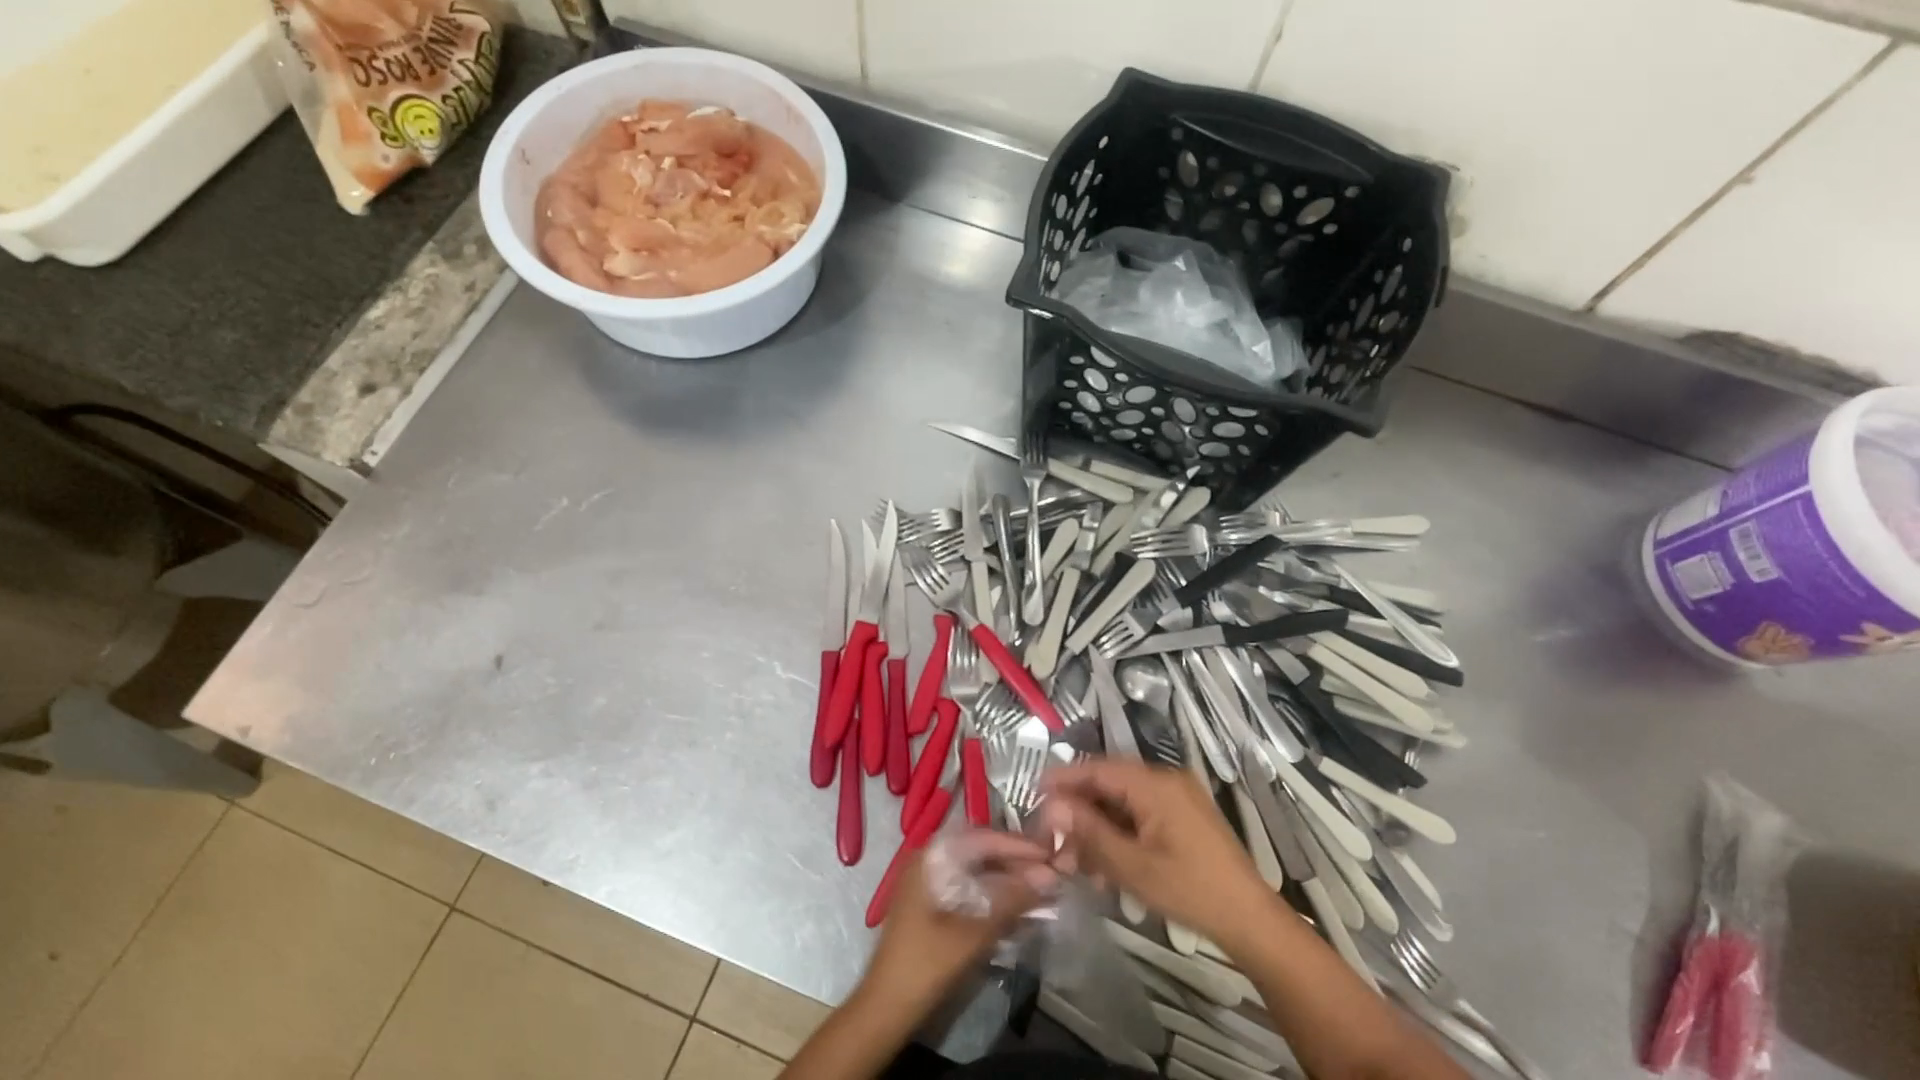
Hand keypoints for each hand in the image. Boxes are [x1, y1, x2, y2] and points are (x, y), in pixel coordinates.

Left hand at [861, 830, 1057, 1003]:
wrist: (886, 1008)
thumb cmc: (926, 964)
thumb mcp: (975, 932)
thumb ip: (1012, 900)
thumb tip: (1051, 876)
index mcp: (931, 859)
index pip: (982, 838)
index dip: (1018, 845)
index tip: (1051, 854)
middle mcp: (929, 863)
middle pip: (980, 853)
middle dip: (1016, 864)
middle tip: (1052, 875)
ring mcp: (929, 887)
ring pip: (977, 874)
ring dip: (1008, 883)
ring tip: (1043, 893)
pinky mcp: (933, 909)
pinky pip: (970, 892)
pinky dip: (994, 899)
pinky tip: (1020, 912)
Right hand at [1041, 759, 1272, 945]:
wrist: (1248, 917)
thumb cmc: (1188, 889)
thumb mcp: (1131, 865)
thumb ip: (1089, 831)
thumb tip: (1051, 807)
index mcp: (1155, 784)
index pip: (1096, 768)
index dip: (1062, 780)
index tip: (1032, 796)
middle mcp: (1166, 781)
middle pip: (1108, 784)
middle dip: (1077, 810)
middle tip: (1051, 839)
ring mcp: (1177, 798)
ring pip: (1122, 802)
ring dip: (1096, 826)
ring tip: (1074, 860)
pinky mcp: (1183, 817)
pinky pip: (1140, 814)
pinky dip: (1118, 832)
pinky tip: (1102, 862)